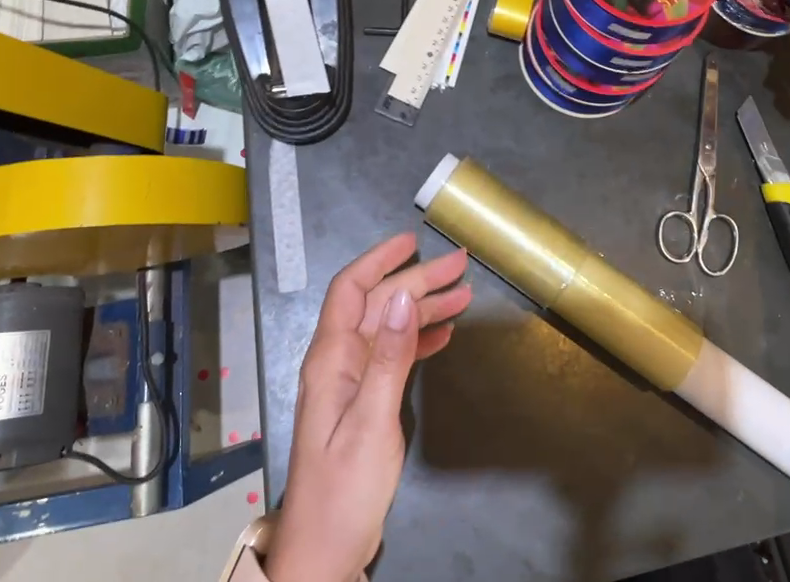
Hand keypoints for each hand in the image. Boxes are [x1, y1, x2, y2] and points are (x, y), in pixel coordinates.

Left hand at [266, 233, 471, 581]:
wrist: (325, 550)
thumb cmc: (345, 488)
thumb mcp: (371, 422)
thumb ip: (389, 358)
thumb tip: (404, 297)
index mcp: (330, 359)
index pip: (350, 291)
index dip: (379, 260)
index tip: (413, 240)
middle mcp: (338, 362)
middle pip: (378, 306)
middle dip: (417, 281)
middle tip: (461, 266)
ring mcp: (351, 383)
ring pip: (390, 329)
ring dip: (424, 309)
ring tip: (464, 295)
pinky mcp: (364, 403)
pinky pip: (393, 357)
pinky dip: (418, 340)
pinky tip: (444, 334)